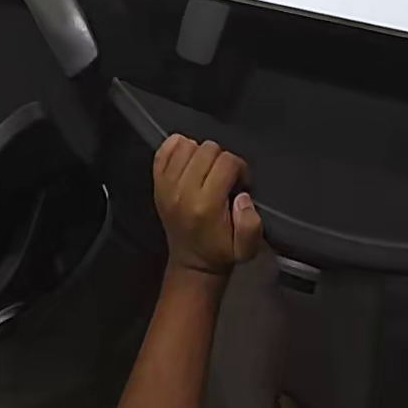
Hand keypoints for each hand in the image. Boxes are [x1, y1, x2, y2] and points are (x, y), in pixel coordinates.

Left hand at [153, 135, 262, 276]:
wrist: (191, 261)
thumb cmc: (221, 251)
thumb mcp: (246, 248)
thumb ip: (251, 224)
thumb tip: (242, 196)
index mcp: (206, 205)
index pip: (226, 162)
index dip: (240, 167)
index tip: (241, 182)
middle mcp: (182, 191)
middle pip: (207, 150)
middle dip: (222, 158)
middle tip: (225, 176)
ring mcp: (166, 185)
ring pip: (186, 145)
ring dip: (201, 152)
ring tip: (207, 169)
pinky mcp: (156, 182)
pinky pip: (163, 150)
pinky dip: (177, 147)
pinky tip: (189, 158)